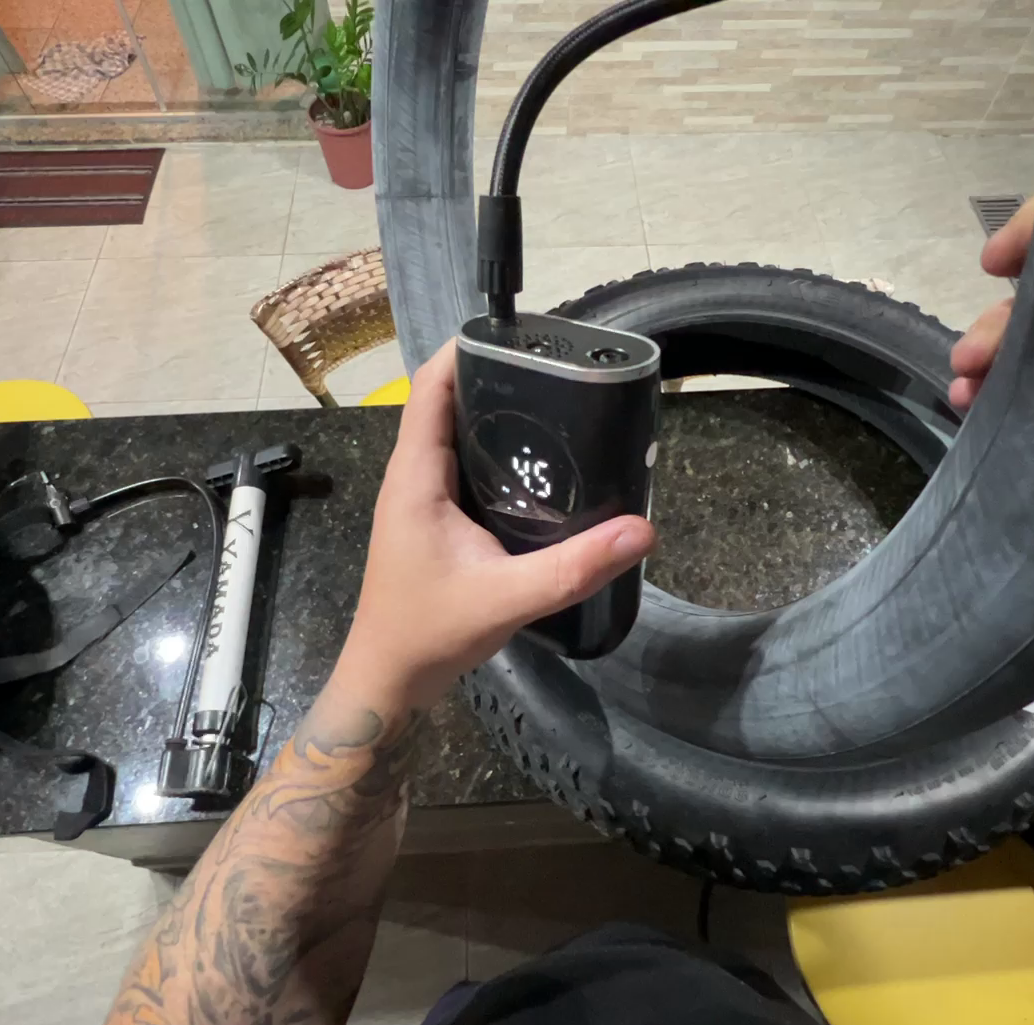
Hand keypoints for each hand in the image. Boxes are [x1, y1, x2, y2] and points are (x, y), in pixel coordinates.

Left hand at [336, 339, 656, 705]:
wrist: (390, 678)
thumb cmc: (429, 633)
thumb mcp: (507, 598)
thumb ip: (574, 566)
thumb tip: (643, 529)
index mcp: (416, 475)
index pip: (431, 386)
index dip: (467, 349)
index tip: (522, 337)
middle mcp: (414, 477)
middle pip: (449, 403)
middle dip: (497, 378)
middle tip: (561, 374)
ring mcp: (422, 500)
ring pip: (458, 438)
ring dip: (499, 418)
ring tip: (560, 409)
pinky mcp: (435, 522)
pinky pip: (465, 470)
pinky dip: (498, 456)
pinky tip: (541, 471)